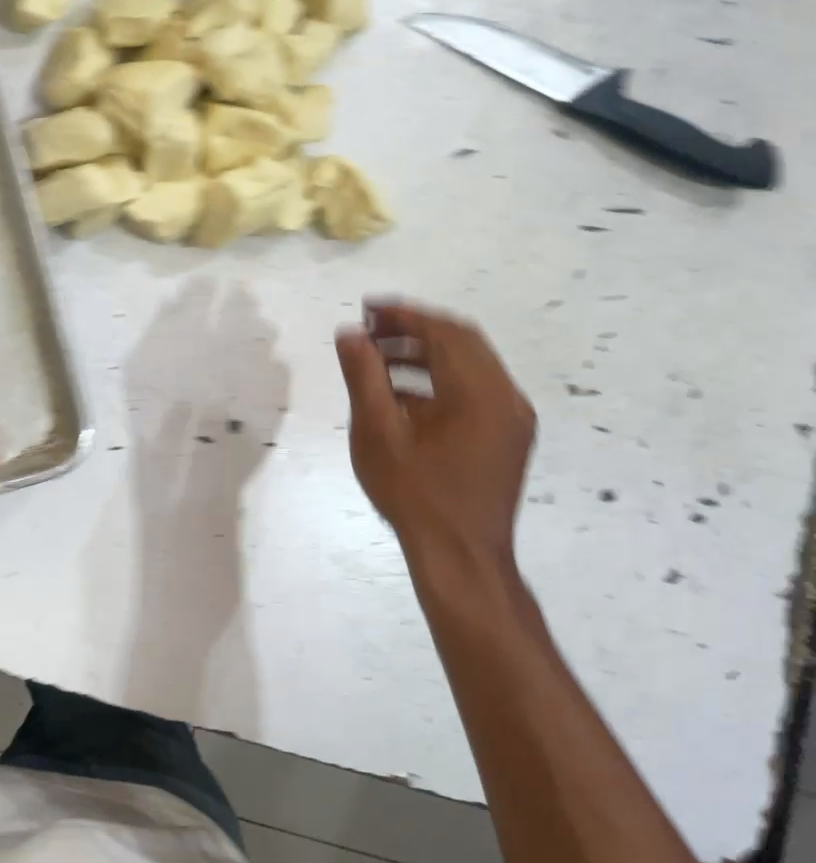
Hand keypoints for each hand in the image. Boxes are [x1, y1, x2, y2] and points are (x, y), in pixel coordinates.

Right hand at [334, 300, 535, 567]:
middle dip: (413, 329)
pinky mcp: (506, 436)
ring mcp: (511, 419)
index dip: (404, 315)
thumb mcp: (376, 432)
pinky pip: (474, 389)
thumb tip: (350, 333)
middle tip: (368, 329)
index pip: (446, 333)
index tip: (365, 309)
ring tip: (376, 360)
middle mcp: (506, 398)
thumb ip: (363, 376)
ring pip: (469, 366)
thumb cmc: (413, 492)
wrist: (459, 553)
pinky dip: (437, 378)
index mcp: (480, 393)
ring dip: (424, 353)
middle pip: (462, 343)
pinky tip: (400, 394)